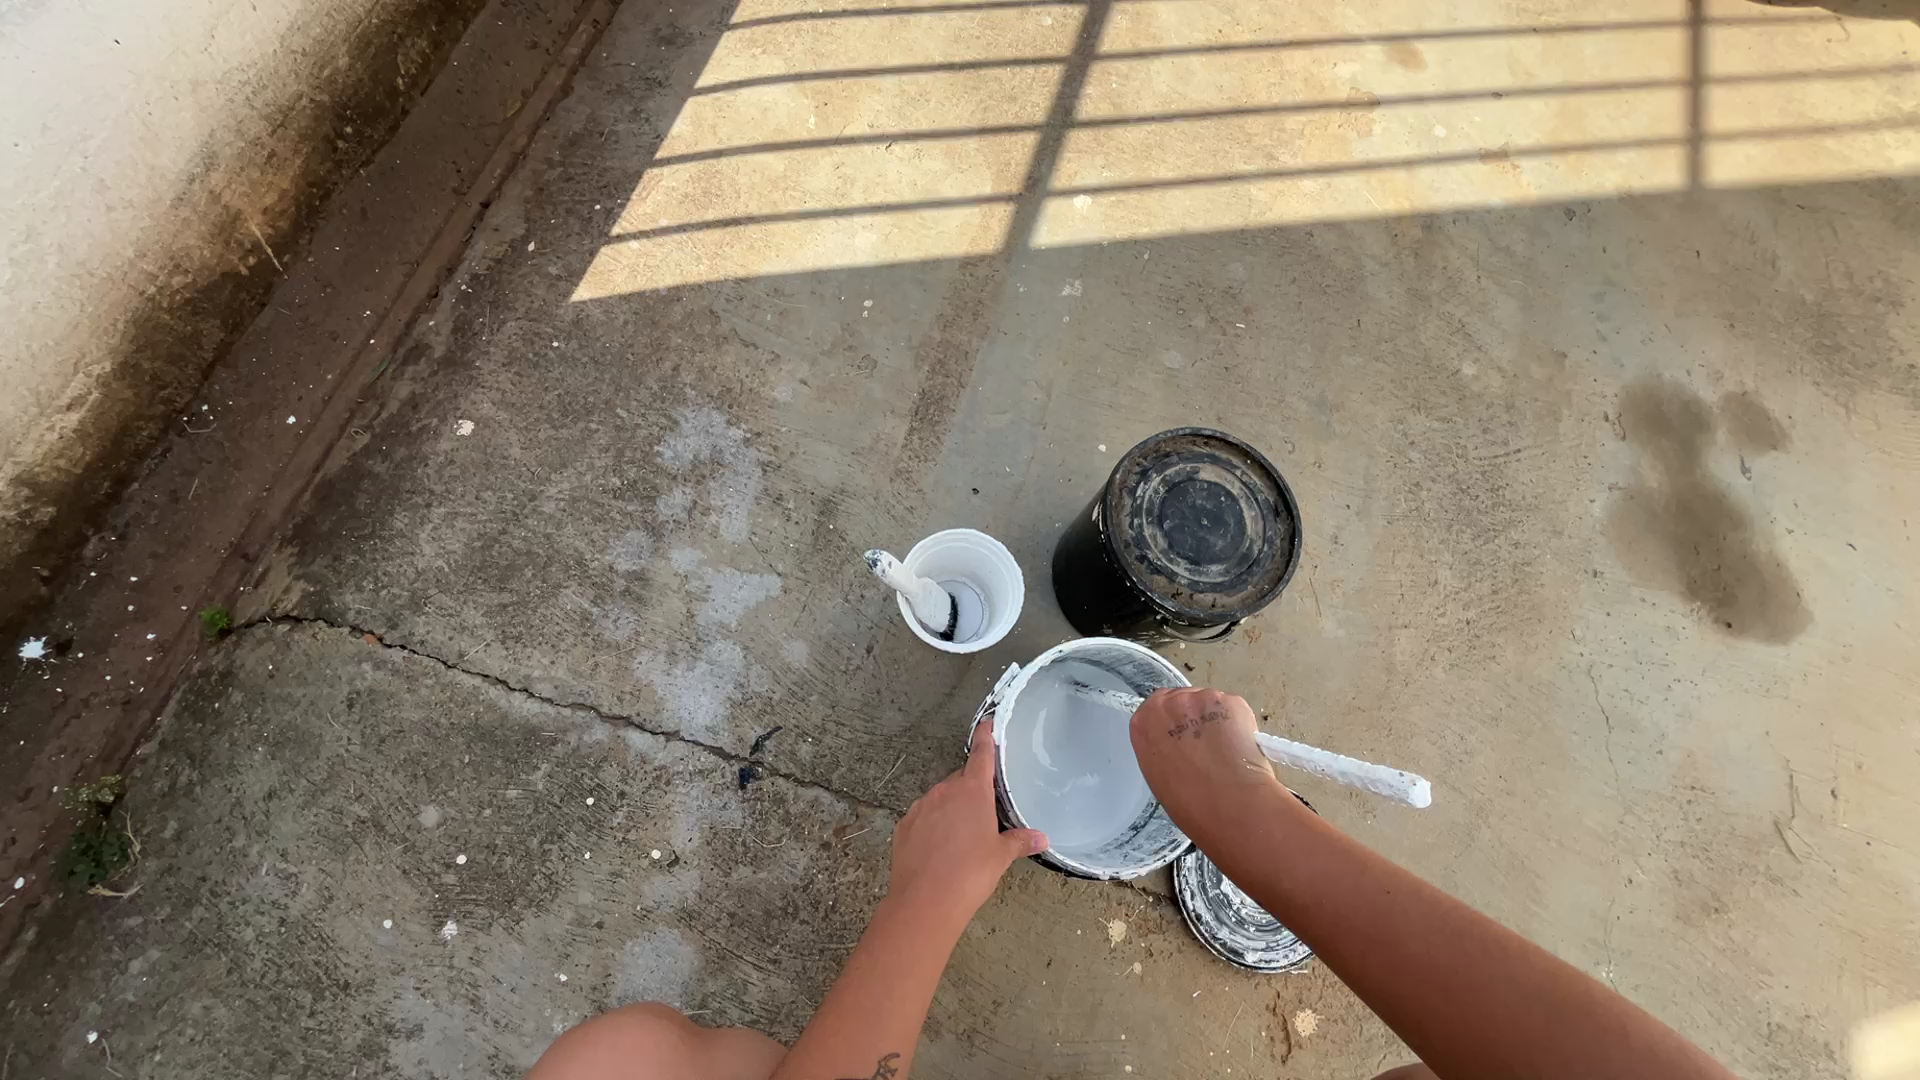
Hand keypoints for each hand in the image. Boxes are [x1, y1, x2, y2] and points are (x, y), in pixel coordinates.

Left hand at [887, 718, 1046, 927]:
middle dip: (971, 790)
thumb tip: (1042, 838)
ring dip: (950, 809)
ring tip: (960, 837)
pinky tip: (938, 848)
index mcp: (972, 791)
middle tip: (983, 812)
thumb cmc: (970, 873)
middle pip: (961, 780)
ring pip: (940, 798)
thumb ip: (1020, 842)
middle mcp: (944, 791)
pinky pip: (922, 817)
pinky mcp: (904, 825)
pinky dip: (931, 825)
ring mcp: (921, 806)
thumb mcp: (1001, 856)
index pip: (981, 754)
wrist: (926, 900)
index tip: (988, 724)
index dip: (986, 737)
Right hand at [1129, 688, 1286, 837]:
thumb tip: (1175, 745)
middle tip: (1208, 741)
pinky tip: (1240, 746)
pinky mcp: (1230, 701)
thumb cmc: (1192, 804)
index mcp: (1144, 723)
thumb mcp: (1157, 775)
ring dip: (1217, 719)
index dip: (1173, 720)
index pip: (1156, 707)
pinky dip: (1238, 723)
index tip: (1183, 732)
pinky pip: (1233, 709)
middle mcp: (1167, 704)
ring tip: (1227, 748)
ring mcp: (1199, 699)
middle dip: (1194, 715)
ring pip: (1209, 703)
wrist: (1229, 807)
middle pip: (1181, 699)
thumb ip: (1159, 747)